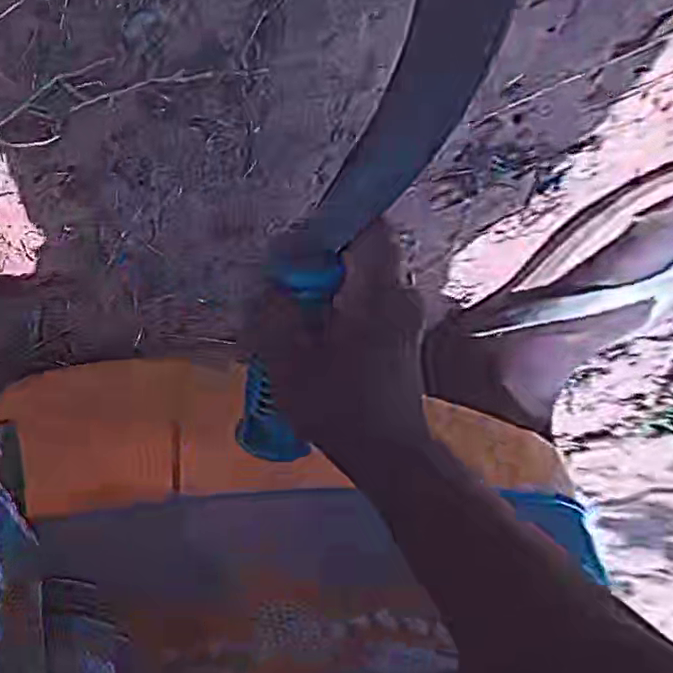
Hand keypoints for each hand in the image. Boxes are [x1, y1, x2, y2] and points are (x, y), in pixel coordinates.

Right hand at [245, 220, 431, 461]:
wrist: (381, 448)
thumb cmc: (332, 402)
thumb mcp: (286, 356)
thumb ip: (277, 309)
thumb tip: (274, 283)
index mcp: (376, 296)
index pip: (367, 231)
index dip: (330, 224)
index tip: (289, 242)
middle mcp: (397, 296)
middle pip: (354, 255)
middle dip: (310, 265)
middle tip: (272, 288)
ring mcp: (399, 315)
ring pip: (352, 280)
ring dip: (315, 289)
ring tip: (281, 314)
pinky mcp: (392, 332)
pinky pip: (356, 300)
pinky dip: (326, 306)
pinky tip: (300, 332)